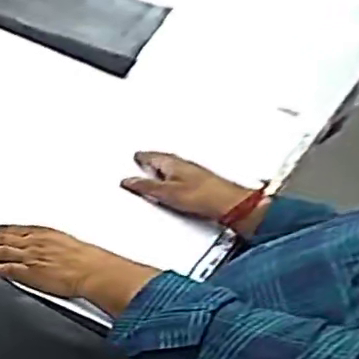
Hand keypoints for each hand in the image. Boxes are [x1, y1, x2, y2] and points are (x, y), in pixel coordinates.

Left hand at [0, 225, 159, 315]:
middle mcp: (33, 242)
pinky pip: (3, 268)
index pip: (4, 229)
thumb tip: (25, 251)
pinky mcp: (30, 271)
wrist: (101, 272)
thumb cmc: (88, 261)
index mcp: (40, 234)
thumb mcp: (62, 245)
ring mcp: (31, 256)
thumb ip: (39, 246)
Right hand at [122, 151, 265, 235]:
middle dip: (153, 159)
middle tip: (144, 158)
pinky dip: (170, 175)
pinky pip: (179, 175)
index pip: (154, 157)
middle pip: (165, 160)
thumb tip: (129, 181)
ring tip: (154, 169)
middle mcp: (185, 166)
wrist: (229, 204)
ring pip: (173, 167)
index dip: (144, 157)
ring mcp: (194, 173)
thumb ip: (145, 186)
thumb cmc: (201, 196)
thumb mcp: (165, 192)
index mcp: (175, 165)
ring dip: (162, 167)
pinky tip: (170, 181)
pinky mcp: (199, 182)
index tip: (136, 155)